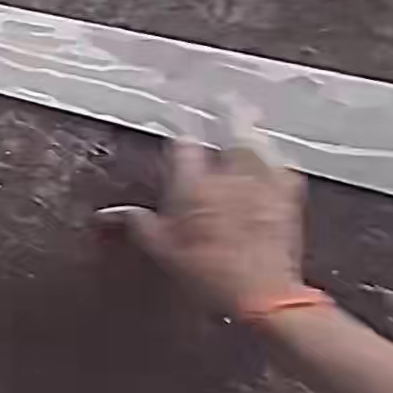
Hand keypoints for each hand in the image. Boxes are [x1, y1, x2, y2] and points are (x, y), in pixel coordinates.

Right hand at [99, 113, 306, 314]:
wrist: (261, 293)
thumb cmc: (205, 271)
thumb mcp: (161, 248)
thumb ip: (136, 223)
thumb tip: (106, 214)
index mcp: (194, 188)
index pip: (184, 147)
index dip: (179, 132)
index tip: (176, 124)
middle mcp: (229, 179)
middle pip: (231, 133)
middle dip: (227, 113)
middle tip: (223, 98)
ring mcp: (262, 186)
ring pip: (259, 146)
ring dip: (252, 131)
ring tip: (247, 117)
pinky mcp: (286, 199)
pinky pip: (283, 167)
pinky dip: (275, 157)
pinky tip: (272, 156)